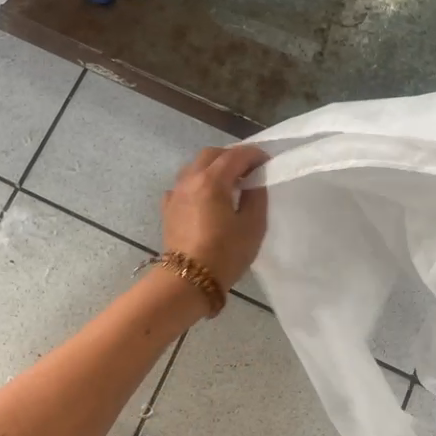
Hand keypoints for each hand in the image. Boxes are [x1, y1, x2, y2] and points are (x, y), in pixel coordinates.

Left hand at [162, 146, 269, 291]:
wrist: (188, 280)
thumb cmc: (225, 253)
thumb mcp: (253, 225)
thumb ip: (256, 196)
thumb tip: (254, 181)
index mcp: (212, 180)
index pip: (236, 155)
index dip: (254, 155)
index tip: (267, 162)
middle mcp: (190, 180)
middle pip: (211, 155)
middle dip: (231, 157)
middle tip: (248, 170)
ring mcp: (175, 193)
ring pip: (194, 167)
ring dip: (213, 168)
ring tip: (229, 183)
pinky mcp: (168, 208)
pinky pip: (183, 185)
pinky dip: (197, 183)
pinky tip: (206, 198)